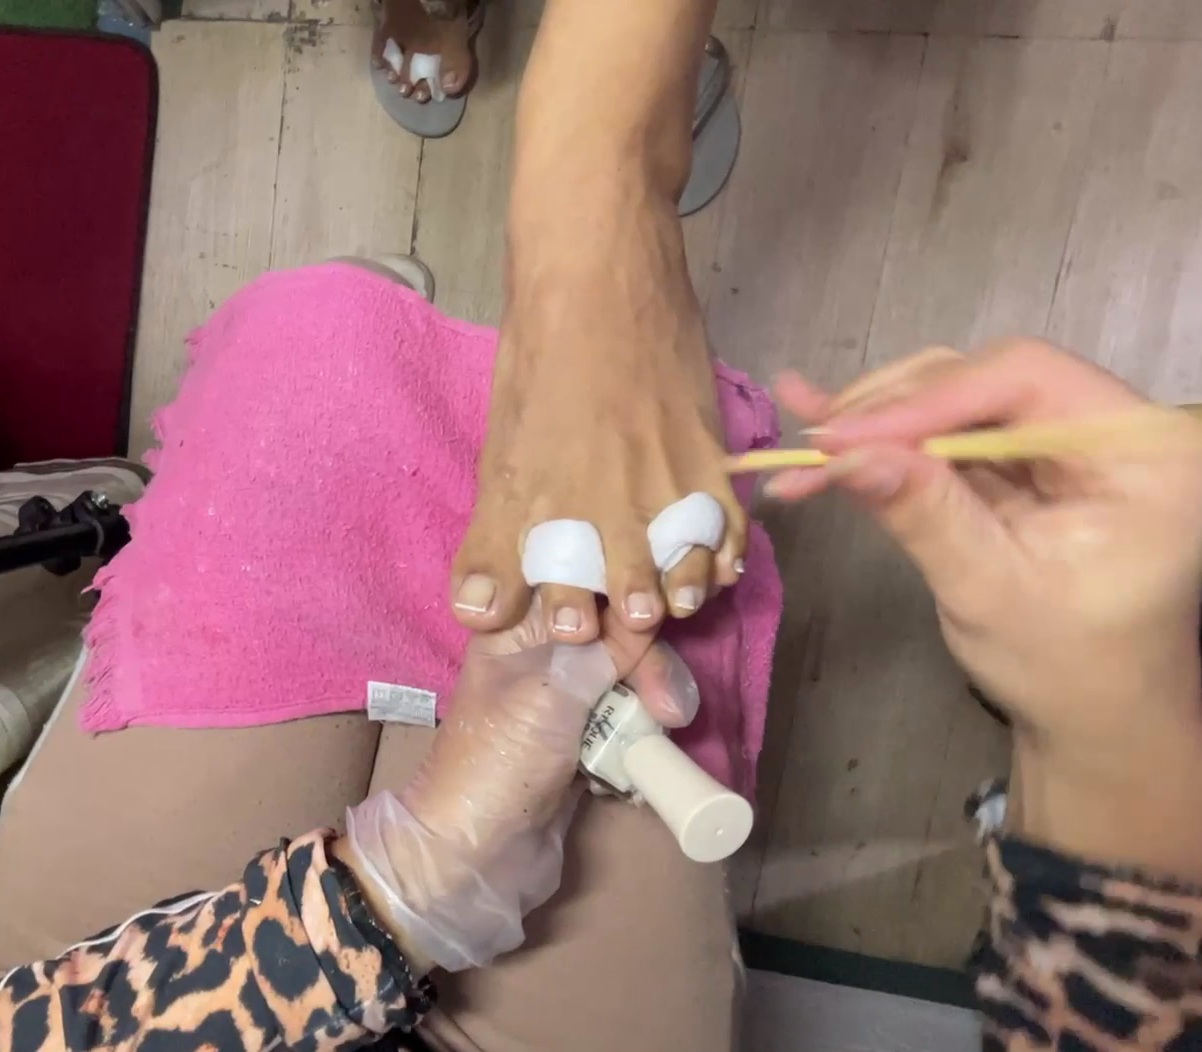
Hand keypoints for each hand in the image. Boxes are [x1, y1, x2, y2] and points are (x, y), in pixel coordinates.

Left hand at [340, 601, 693, 971]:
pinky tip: (654, 752)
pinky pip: (624, 721)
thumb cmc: (500, 761)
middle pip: (610, 634)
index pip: (576, 590)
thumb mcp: (549, 695)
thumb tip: (646, 612)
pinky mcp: (581, 742)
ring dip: (653, 700)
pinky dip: (643, 732)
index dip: (622, 596)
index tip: (663, 614)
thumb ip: (602, 651)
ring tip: (671, 728)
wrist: (478, 854)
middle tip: (670, 707)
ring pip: (624, 679)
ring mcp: (560, 702)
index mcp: (513, 631)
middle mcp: (537, 657)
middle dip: (648, 664)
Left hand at [451, 189, 747, 658]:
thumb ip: (492, 537)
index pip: (556, 602)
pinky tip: (713, 566)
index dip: (563, 623)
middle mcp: (610, 507)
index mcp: (546, 509)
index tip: (565, 626)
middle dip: (621, 622)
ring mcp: (666, 483)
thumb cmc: (537, 362)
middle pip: (628, 596)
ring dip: (675, 595)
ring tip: (667, 604)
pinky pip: (727, 526)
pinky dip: (721, 555)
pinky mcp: (709, 455)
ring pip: (683, 570)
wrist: (598, 276)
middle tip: (622, 620)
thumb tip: (474, 613)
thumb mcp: (500, 451)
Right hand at [766, 340, 1201, 885]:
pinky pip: (934, 433)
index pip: (1021, 379)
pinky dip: (874, 435)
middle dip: (886, 410)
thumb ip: (925, 513)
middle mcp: (1102, 428)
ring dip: (868, 422)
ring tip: (803, 449)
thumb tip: (845, 455)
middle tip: (812, 448)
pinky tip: (811, 412)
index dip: (921, 401)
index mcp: (1140, 449)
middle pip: (977, 378)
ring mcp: (1053, 442)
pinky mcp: (1009, 464)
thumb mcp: (990, 589)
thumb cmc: (1062, 662)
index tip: (836, 441)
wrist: (1089, 712)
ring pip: (945, 397)